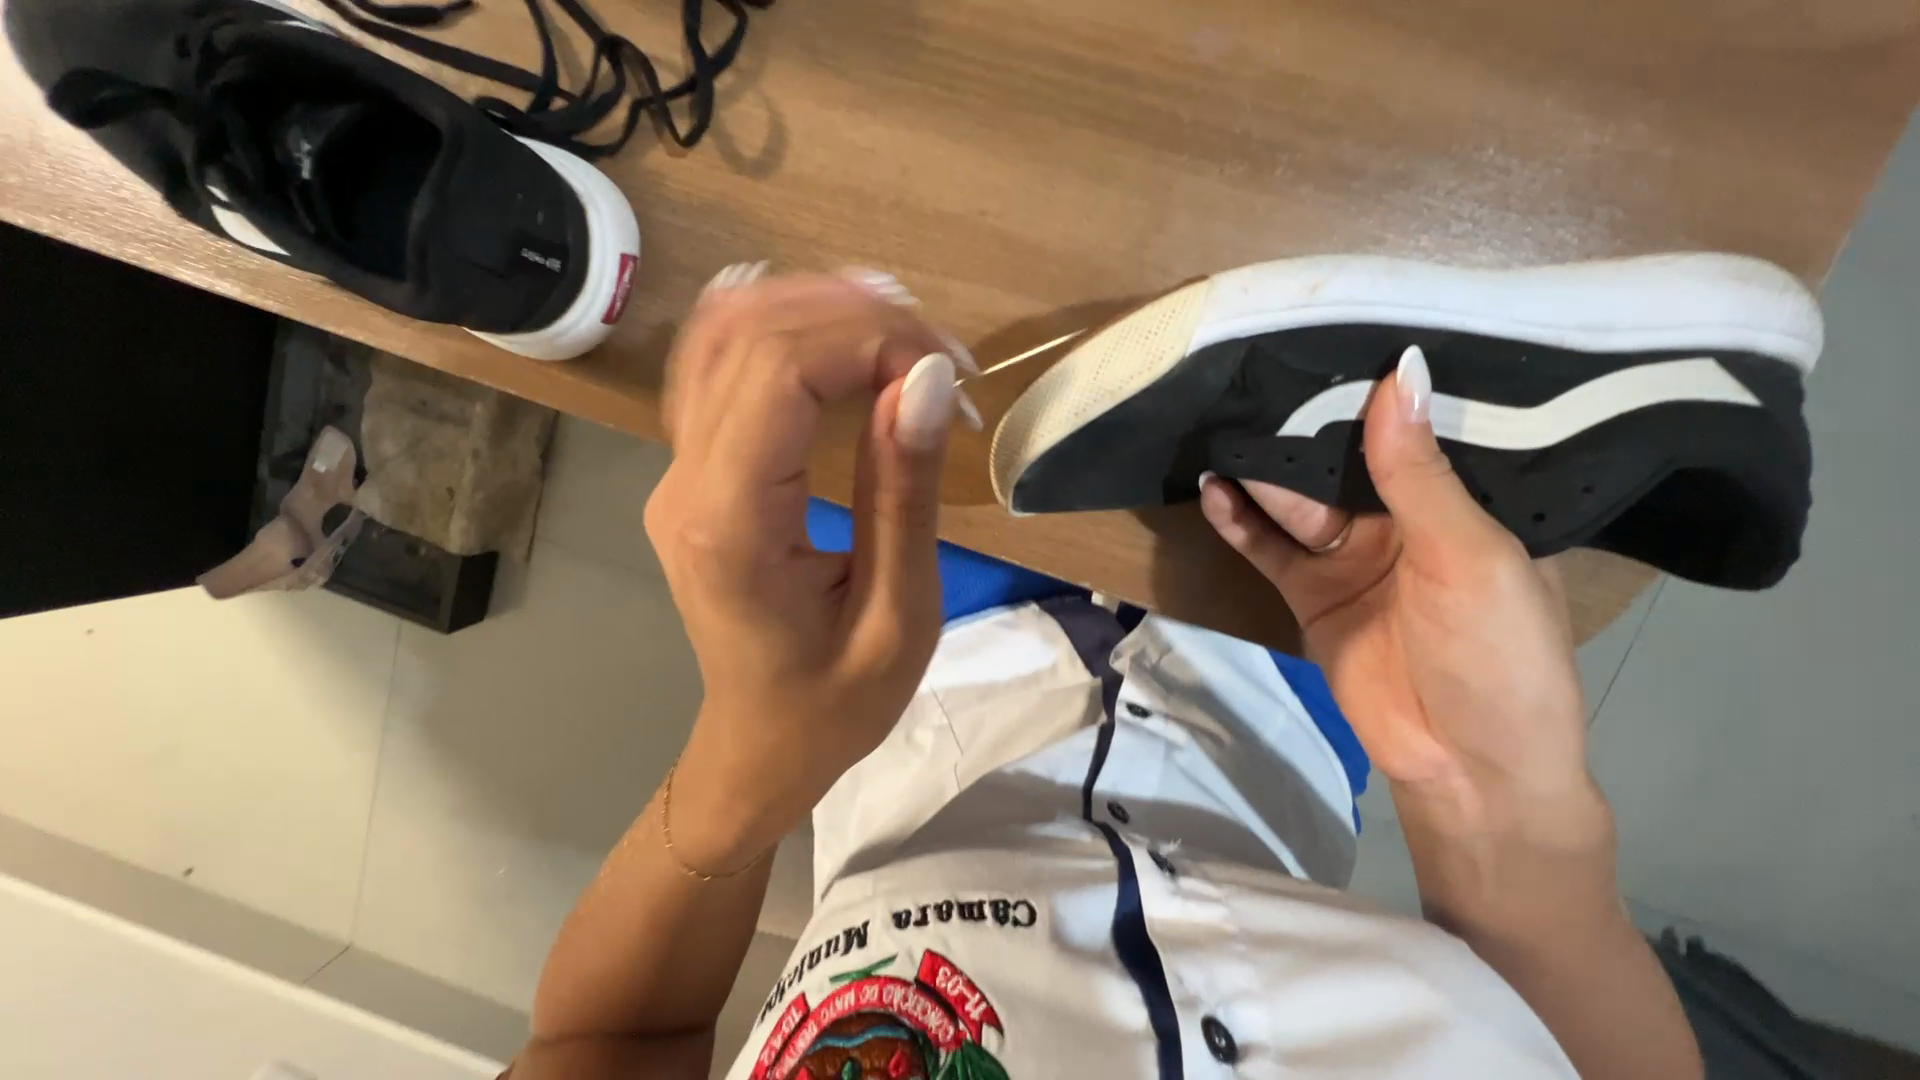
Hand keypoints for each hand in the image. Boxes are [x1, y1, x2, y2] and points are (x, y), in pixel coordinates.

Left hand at [645, 270, 966, 870]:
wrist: (761, 746)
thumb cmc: (835, 705)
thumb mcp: (899, 615)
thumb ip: (904, 492)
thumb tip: (930, 379)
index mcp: (732, 523)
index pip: (781, 372)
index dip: (870, 341)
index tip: (948, 372)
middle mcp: (684, 481)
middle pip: (751, 337)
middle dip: (856, 319)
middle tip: (941, 353)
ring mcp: (676, 472)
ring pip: (725, 336)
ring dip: (816, 310)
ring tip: (902, 326)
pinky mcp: (691, 471)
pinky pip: (720, 369)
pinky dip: (781, 332)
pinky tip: (833, 326)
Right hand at [1198, 346, 1602, 843]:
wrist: (1464, 765)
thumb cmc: (1497, 654)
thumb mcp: (1468, 556)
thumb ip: (1419, 472)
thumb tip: (1398, 371)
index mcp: (1464, 503)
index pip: (1415, 430)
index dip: (1377, 390)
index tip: (1333, 334)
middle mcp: (1405, 520)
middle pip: (1345, 462)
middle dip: (1305, 427)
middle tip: (1255, 375)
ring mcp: (1353, 557)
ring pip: (1298, 500)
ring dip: (1262, 472)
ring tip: (1222, 428)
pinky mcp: (1311, 592)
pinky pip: (1269, 548)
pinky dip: (1241, 522)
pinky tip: (1214, 491)